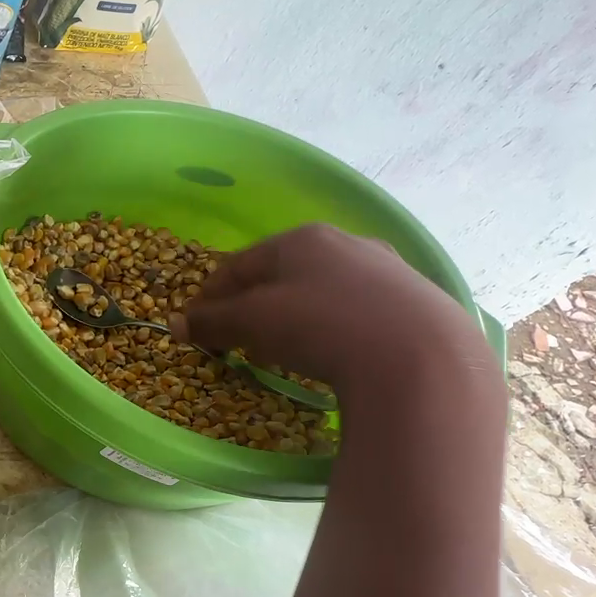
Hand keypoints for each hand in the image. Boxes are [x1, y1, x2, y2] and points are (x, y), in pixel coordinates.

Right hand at [171, 224, 499, 398]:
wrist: (419, 358)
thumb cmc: (319, 325)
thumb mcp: (250, 323)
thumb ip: (210, 321)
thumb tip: (176, 324)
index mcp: (301, 238)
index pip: (237, 264)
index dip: (209, 296)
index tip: (193, 326)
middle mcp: (346, 243)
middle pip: (280, 275)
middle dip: (251, 305)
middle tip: (235, 338)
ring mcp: (386, 270)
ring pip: (319, 291)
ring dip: (290, 317)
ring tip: (280, 350)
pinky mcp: (415, 301)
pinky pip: (354, 311)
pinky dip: (329, 328)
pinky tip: (328, 353)